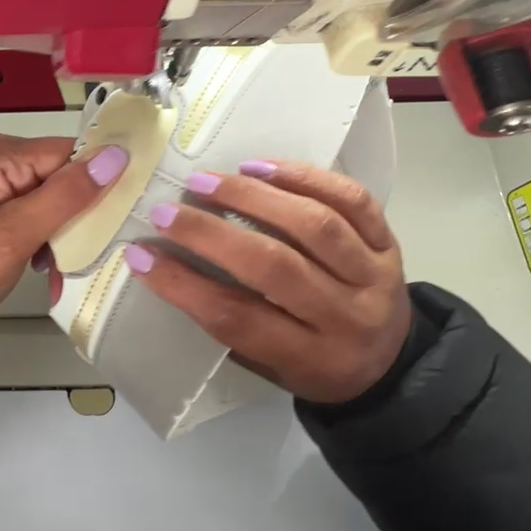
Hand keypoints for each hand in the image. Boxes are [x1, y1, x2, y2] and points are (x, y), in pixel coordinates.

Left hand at [0, 135, 128, 336]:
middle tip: (87, 252)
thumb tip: (116, 157)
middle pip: (70, 176)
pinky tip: (49, 268)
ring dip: (70, 236)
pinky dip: (54, 242)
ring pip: (64, 200)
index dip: (100, 182)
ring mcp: (6, 185)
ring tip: (61, 267)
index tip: (122, 216)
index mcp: (2, 154)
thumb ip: (65, 196)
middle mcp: (5, 160)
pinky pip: (49, 216)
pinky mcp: (9, 209)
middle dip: (83, 216)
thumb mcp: (14, 234)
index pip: (72, 153)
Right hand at [124, 160, 410, 403]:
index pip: (237, 318)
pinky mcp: (390, 242)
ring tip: (207, 180)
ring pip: (314, 226)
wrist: (391, 365)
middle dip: (211, 234)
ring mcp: (375, 276)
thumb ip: (225, 320)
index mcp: (309, 358)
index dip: (182, 285)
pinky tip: (260, 165)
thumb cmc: (310, 364)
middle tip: (166, 211)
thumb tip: (163, 263)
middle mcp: (347, 318)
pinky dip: (304, 177)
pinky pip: (352, 200)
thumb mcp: (267, 363)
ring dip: (252, 197)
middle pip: (274, 267)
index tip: (139, 255)